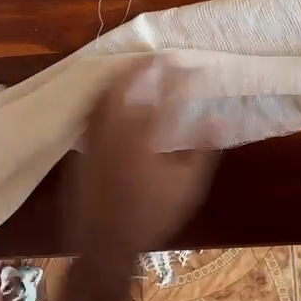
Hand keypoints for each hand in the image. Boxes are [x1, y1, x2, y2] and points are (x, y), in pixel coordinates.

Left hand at [64, 60, 219, 263]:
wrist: (104, 244)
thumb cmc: (151, 215)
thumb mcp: (188, 184)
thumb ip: (203, 147)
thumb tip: (218, 117)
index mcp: (144, 135)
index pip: (165, 94)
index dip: (180, 76)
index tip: (193, 64)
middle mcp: (115, 130)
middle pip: (126, 86)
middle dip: (144, 67)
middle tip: (159, 57)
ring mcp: (94, 138)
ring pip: (105, 96)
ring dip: (121, 78)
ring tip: (134, 69)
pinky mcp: (82, 149)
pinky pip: (93, 112)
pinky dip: (105, 97)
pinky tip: (113, 100)